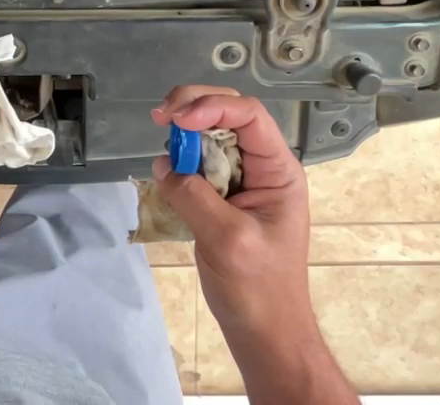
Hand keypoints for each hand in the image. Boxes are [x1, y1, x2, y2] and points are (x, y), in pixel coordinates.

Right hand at [153, 86, 348, 398]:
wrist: (264, 332)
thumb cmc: (259, 290)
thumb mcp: (228, 240)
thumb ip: (195, 196)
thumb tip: (164, 164)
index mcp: (278, 170)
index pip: (248, 115)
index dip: (212, 107)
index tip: (177, 119)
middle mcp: (261, 166)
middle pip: (227, 113)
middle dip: (192, 107)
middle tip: (160, 117)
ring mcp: (240, 179)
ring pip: (209, 132)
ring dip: (183, 129)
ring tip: (164, 142)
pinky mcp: (219, 193)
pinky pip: (197, 158)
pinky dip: (178, 154)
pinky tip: (166, 168)